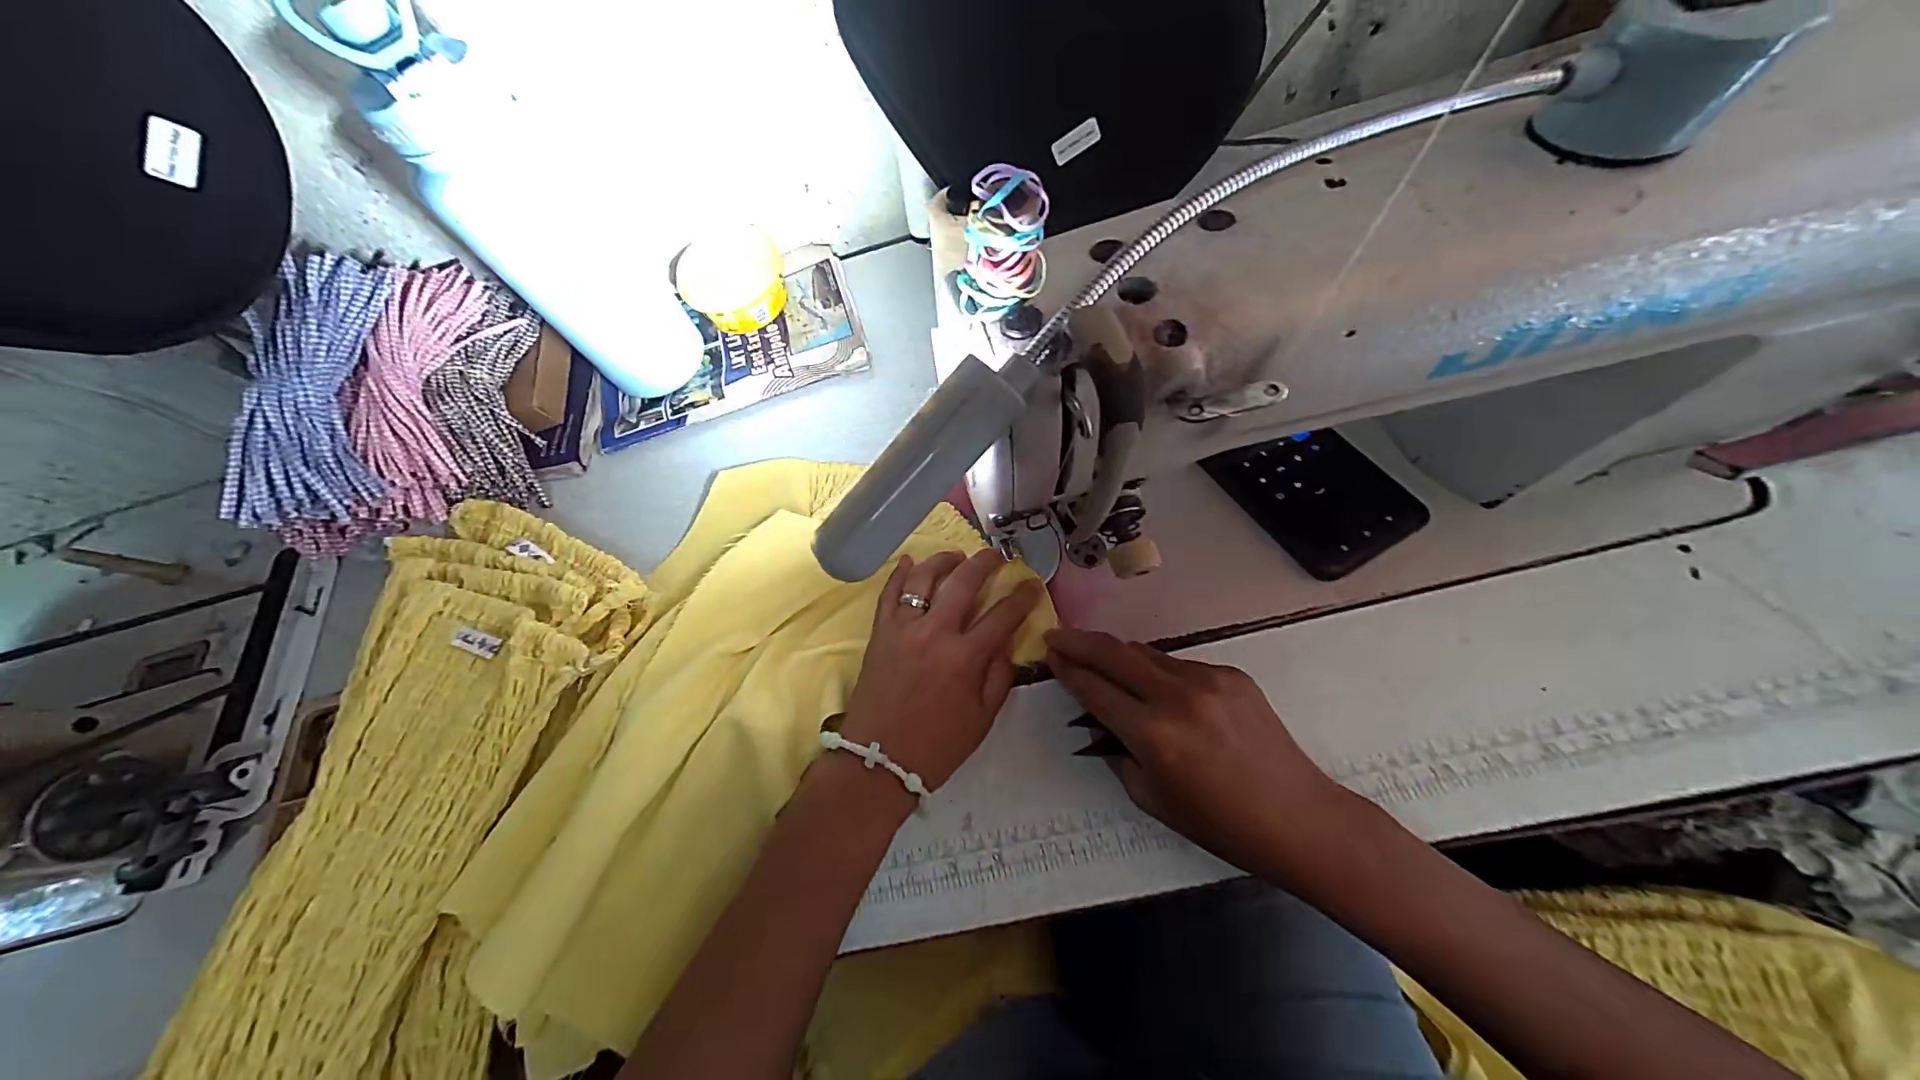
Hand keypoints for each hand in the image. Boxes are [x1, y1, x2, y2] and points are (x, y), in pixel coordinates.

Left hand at [836, 549, 1042, 797]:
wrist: (878, 761)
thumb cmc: (936, 746)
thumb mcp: (982, 719)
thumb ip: (999, 677)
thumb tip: (1005, 645)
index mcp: (965, 657)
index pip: (1003, 615)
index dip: (1023, 597)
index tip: (1033, 583)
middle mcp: (934, 633)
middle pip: (963, 582)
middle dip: (985, 563)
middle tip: (997, 556)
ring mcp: (903, 629)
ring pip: (923, 579)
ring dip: (943, 561)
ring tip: (957, 556)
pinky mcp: (879, 634)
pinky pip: (889, 594)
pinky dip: (900, 574)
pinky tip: (910, 562)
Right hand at [1045, 628, 1351, 878]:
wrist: (1298, 817)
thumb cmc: (1219, 823)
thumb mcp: (1152, 798)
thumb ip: (1117, 754)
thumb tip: (1099, 723)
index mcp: (1153, 734)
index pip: (1095, 689)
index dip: (1068, 670)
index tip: (1050, 656)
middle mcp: (1177, 697)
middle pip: (1115, 653)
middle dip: (1080, 641)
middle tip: (1057, 636)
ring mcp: (1208, 680)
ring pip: (1148, 655)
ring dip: (1120, 656)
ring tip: (1102, 660)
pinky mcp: (1232, 675)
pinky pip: (1180, 666)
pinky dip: (1160, 673)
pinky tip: (1160, 691)